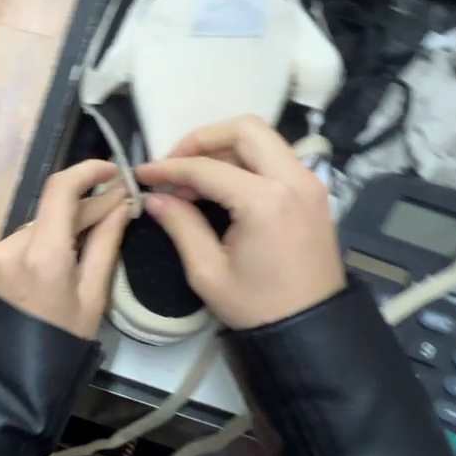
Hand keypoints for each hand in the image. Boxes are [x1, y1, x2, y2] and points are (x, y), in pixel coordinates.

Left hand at [0, 159, 129, 338]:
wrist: (13, 374)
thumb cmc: (62, 341)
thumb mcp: (94, 295)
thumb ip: (106, 243)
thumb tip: (121, 203)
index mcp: (42, 254)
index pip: (60, 189)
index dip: (88, 171)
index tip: (112, 171)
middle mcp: (12, 246)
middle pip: (52, 210)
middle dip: (85, 207)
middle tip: (118, 208)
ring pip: (38, 226)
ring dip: (64, 226)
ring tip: (91, 241)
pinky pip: (23, 241)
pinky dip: (45, 242)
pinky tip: (61, 260)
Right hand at [133, 116, 345, 329]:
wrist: (311, 327)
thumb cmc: (255, 305)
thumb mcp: (206, 271)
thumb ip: (180, 225)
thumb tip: (154, 198)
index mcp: (264, 200)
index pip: (207, 167)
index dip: (168, 167)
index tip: (142, 174)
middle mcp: (293, 179)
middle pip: (245, 129)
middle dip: (201, 140)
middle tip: (174, 165)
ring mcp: (309, 182)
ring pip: (263, 138)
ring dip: (223, 148)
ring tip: (193, 179)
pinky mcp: (313, 191)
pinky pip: (275, 158)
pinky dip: (244, 161)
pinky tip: (219, 187)